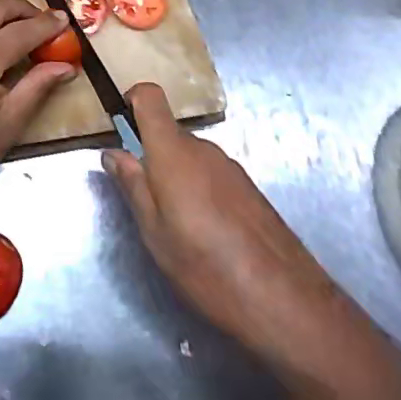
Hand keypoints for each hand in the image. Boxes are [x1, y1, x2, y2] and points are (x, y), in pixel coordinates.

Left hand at [0, 0, 76, 207]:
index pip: (19, 31)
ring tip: (32, 30)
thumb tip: (67, 65)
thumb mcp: (11, 120)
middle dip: (23, 8)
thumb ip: (39, 85)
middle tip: (47, 22)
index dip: (45, 25)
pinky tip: (8, 42)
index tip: (67, 19)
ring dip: (6, 14)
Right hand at [102, 83, 322, 337]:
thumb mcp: (154, 231)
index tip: (121, 128)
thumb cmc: (207, 266)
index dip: (132, 101)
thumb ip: (132, 185)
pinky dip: (201, 192)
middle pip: (168, 133)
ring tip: (178, 225)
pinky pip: (212, 176)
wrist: (288, 303)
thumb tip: (112, 152)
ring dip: (177, 177)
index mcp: (173, 151)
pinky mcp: (250, 190)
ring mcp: (230, 168)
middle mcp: (203, 149)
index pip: (150, 97)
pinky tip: (207, 234)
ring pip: (190, 157)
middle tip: (144, 199)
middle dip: (151, 156)